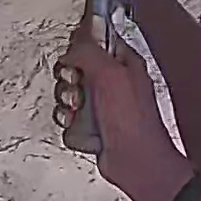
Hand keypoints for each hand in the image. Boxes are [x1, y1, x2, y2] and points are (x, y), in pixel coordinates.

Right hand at [58, 28, 192, 200]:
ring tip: (81, 111)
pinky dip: (71, 123)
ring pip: (66, 92)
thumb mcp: (110, 73)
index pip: (94, 39)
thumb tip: (71, 48)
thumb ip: (88, 51)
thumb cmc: (133, 121)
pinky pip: (66, 116)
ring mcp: (99, 103)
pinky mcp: (89, 124)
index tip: (75, 55)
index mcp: (122, 62)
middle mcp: (111, 80)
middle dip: (69, 79)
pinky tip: (82, 127)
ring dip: (68, 103)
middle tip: (79, 87)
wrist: (135, 162)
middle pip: (72, 66)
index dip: (80, 45)